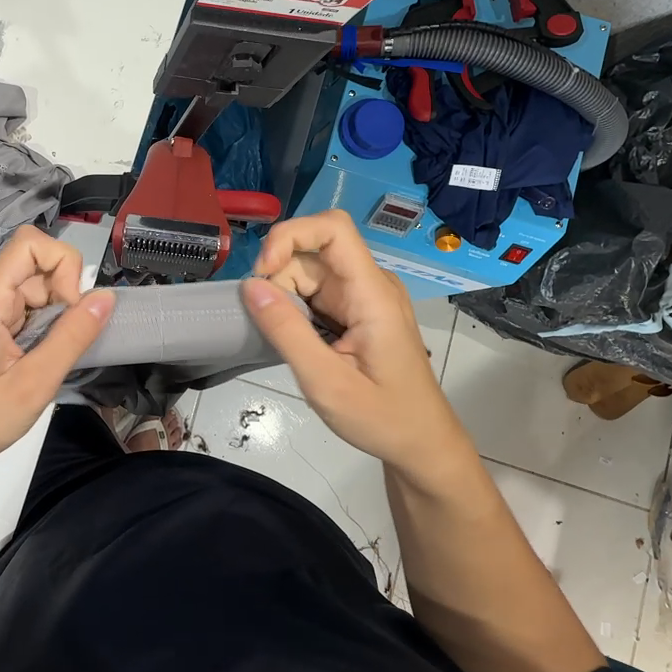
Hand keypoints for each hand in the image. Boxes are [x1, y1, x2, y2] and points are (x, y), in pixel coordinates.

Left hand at [0, 226, 114, 483]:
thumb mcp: (34, 384)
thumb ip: (72, 337)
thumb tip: (107, 297)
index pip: (30, 243)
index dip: (63, 265)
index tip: (71, 310)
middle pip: (34, 265)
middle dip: (61, 297)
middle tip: (58, 345)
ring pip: (31, 287)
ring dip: (51, 315)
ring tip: (42, 358)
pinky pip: (20, 305)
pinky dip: (38, 325)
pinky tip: (32, 358)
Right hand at [240, 210, 469, 471]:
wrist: (422, 443)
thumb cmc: (382, 418)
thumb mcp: (326, 383)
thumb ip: (287, 332)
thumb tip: (250, 286)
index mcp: (372, 294)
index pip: (333, 229)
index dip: (290, 236)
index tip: (262, 272)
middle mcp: (369, 284)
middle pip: (312, 250)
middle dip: (278, 274)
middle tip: (266, 320)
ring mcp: (363, 296)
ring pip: (308, 269)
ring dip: (283, 293)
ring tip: (284, 336)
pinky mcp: (355, 309)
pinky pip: (315, 290)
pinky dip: (293, 305)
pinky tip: (294, 337)